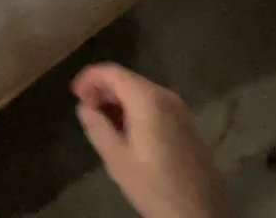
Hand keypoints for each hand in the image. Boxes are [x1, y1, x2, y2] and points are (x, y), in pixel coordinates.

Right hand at [73, 63, 228, 217]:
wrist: (201, 216)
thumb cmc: (155, 187)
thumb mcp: (118, 160)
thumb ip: (97, 127)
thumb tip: (84, 107)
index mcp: (147, 99)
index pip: (111, 72)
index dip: (89, 78)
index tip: (74, 94)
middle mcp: (166, 95)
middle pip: (127, 80)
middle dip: (103, 91)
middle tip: (86, 111)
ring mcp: (180, 109)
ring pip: (141, 93)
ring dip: (119, 102)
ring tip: (103, 124)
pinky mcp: (188, 124)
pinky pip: (155, 105)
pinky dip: (136, 110)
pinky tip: (127, 132)